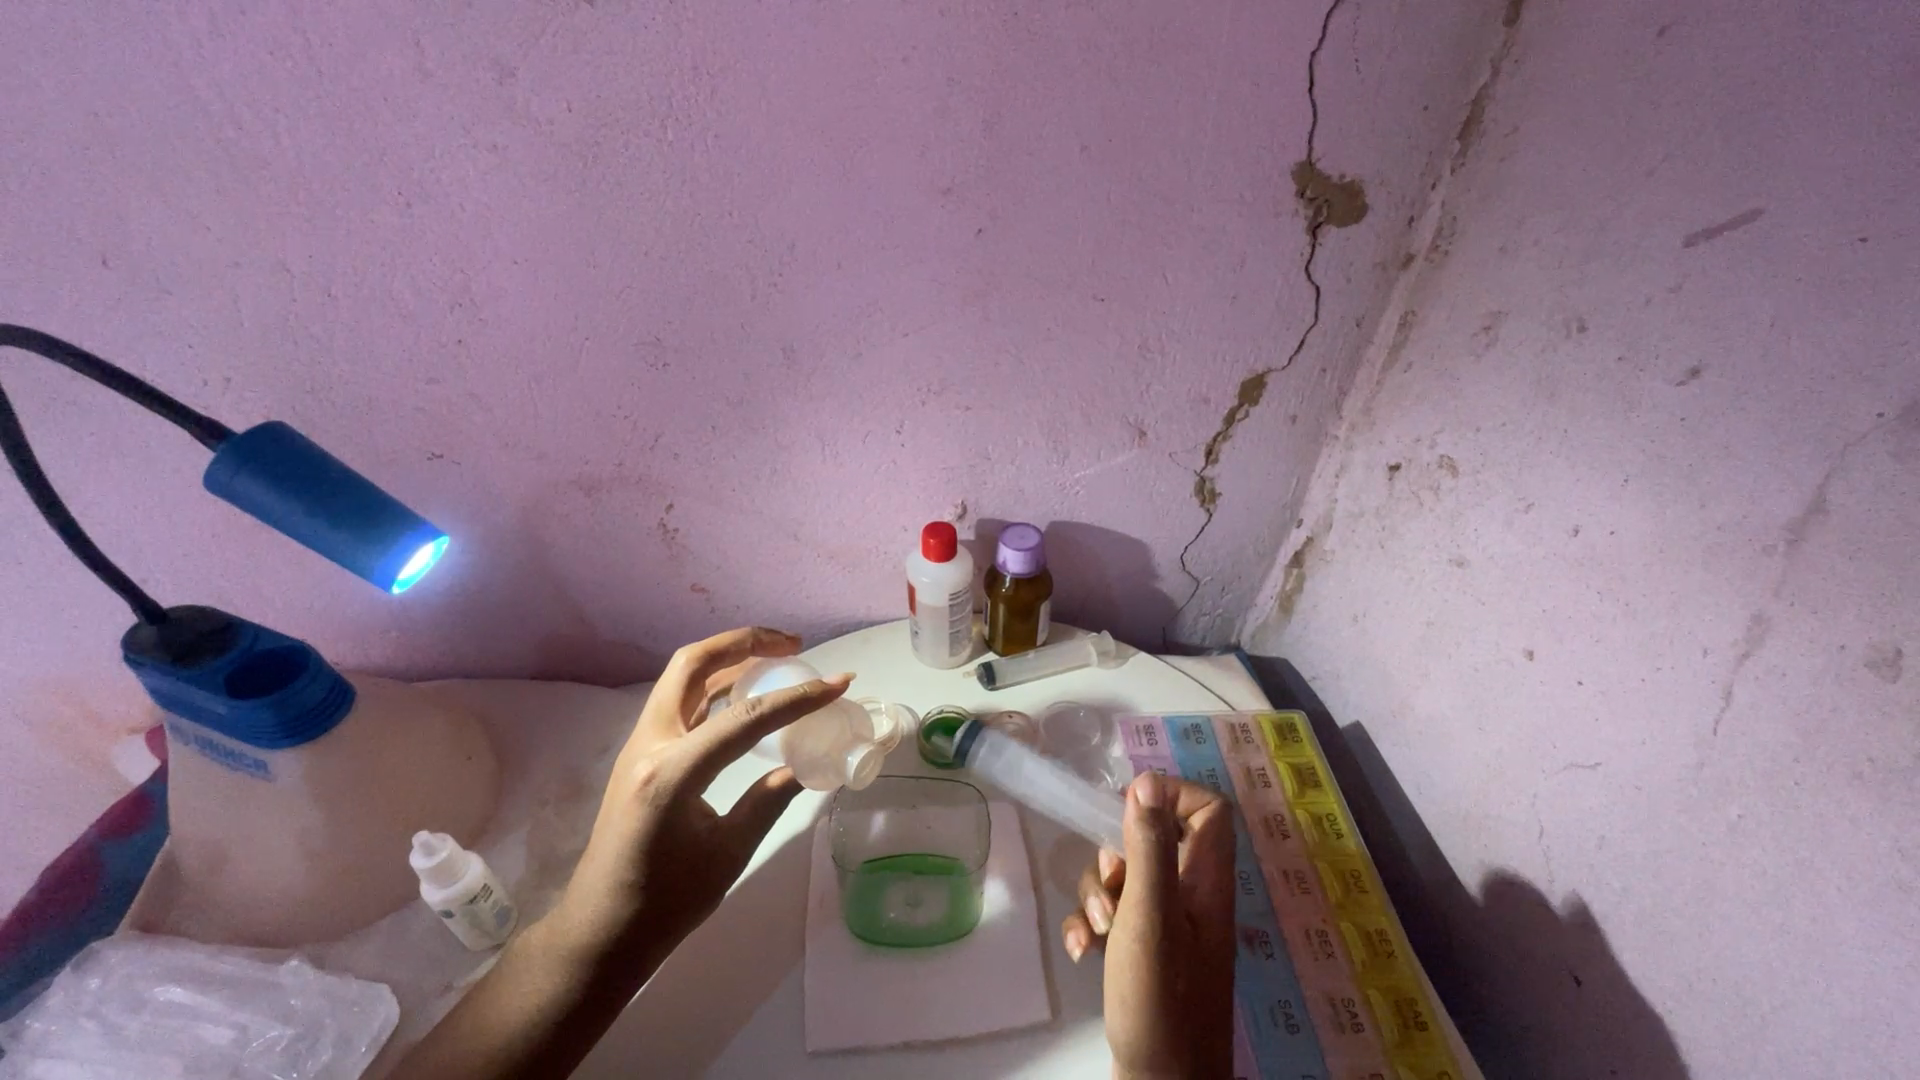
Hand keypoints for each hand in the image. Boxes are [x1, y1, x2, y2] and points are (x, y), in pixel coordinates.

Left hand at [398, 627, 852, 1079]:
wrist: (600, 931)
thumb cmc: (665, 903)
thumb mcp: (728, 854)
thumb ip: (769, 801)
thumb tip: (803, 766)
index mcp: (671, 774)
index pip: (745, 718)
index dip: (797, 698)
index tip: (839, 682)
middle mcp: (649, 745)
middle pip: (694, 664)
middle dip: (746, 643)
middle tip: (793, 645)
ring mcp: (639, 746)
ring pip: (683, 677)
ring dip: (729, 658)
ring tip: (776, 658)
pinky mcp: (640, 754)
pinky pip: (679, 701)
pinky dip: (715, 685)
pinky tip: (745, 695)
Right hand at [1061, 772, 1236, 1078]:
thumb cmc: (1160, 999)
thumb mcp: (1150, 916)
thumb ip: (1150, 848)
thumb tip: (1147, 784)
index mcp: (1207, 883)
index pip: (1209, 810)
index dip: (1173, 796)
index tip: (1130, 808)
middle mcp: (1192, 897)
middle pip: (1155, 840)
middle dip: (1117, 854)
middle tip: (1111, 884)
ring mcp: (1168, 926)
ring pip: (1126, 877)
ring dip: (1096, 893)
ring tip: (1096, 929)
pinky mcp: (1142, 951)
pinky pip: (1112, 913)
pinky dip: (1090, 923)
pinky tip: (1082, 950)